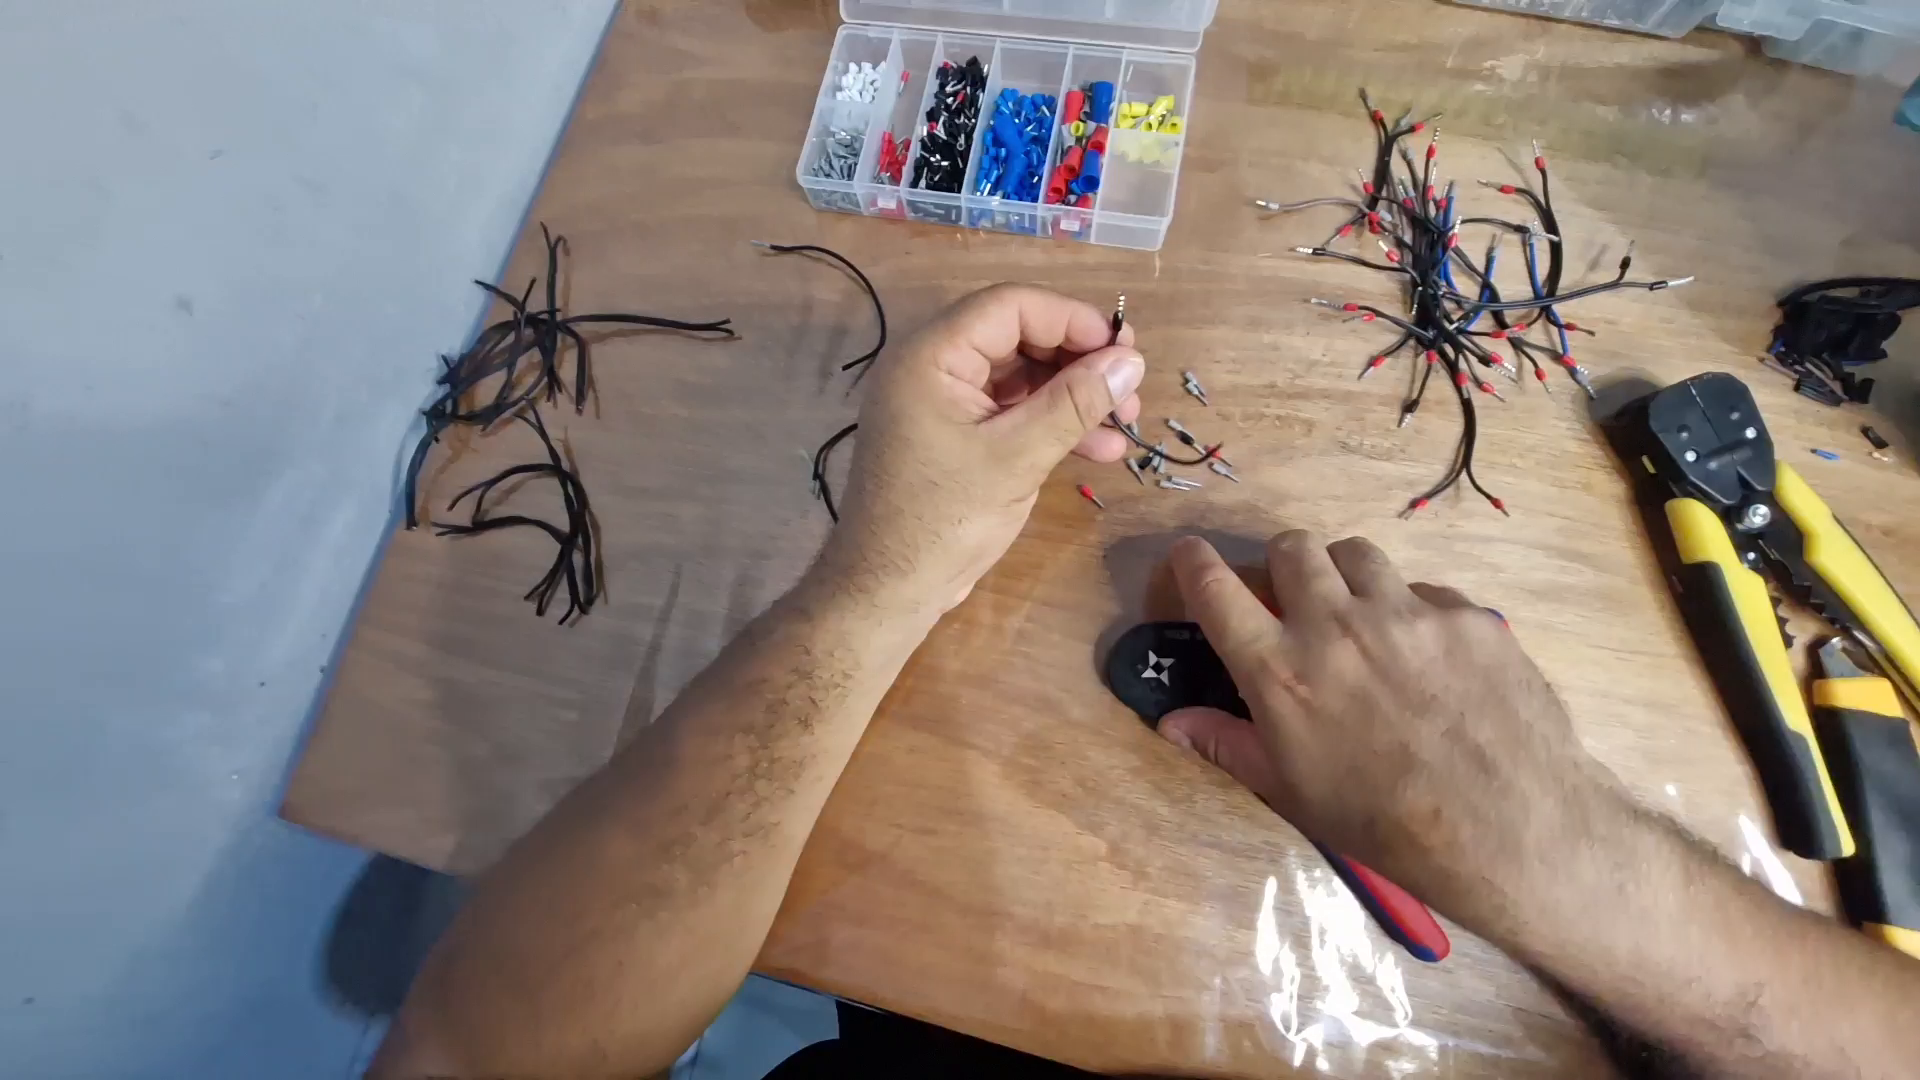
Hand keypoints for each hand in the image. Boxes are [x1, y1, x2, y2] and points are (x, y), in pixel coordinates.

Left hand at [817, 284, 1143, 612]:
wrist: (889, 589)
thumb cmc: (943, 521)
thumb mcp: (1016, 458)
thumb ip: (1074, 404)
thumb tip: (1131, 362)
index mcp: (930, 356)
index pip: (1010, 306)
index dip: (1073, 320)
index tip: (1125, 350)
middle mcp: (931, 368)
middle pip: (1018, 338)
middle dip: (1078, 363)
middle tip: (1129, 390)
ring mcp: (942, 405)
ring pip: (1019, 379)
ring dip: (1072, 398)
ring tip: (1127, 424)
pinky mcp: (954, 438)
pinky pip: (1009, 414)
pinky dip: (1050, 426)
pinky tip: (1099, 450)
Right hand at [1157, 532, 1623, 938]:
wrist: (1514, 834)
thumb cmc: (1380, 820)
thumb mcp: (1288, 789)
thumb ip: (1224, 743)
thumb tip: (1169, 722)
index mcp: (1279, 668)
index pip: (1215, 588)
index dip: (1191, 560)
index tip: (1188, 554)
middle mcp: (1335, 625)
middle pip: (1291, 546)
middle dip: (1282, 563)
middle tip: (1294, 596)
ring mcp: (1406, 614)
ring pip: (1357, 553)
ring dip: (1344, 575)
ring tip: (1361, 614)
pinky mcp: (1467, 617)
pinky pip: (1424, 591)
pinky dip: (1412, 611)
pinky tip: (1429, 655)